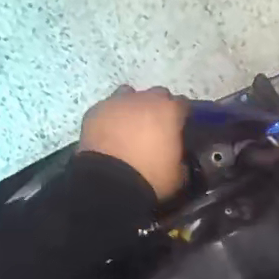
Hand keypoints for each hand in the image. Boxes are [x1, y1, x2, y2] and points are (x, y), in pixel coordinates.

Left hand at [79, 86, 189, 200]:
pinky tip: (108, 133)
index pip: (183, 104)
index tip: (179, 129)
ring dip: (133, 107)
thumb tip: (176, 156)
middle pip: (157, 95)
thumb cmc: (151, 178)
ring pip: (129, 95)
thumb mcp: (178, 174)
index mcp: (169, 111)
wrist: (109, 184)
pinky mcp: (95, 110)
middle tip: (154, 129)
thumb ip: (180, 157)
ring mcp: (117, 102)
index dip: (181, 116)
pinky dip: (110, 117)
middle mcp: (145, 99)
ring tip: (129, 126)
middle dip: (158, 108)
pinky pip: (107, 108)